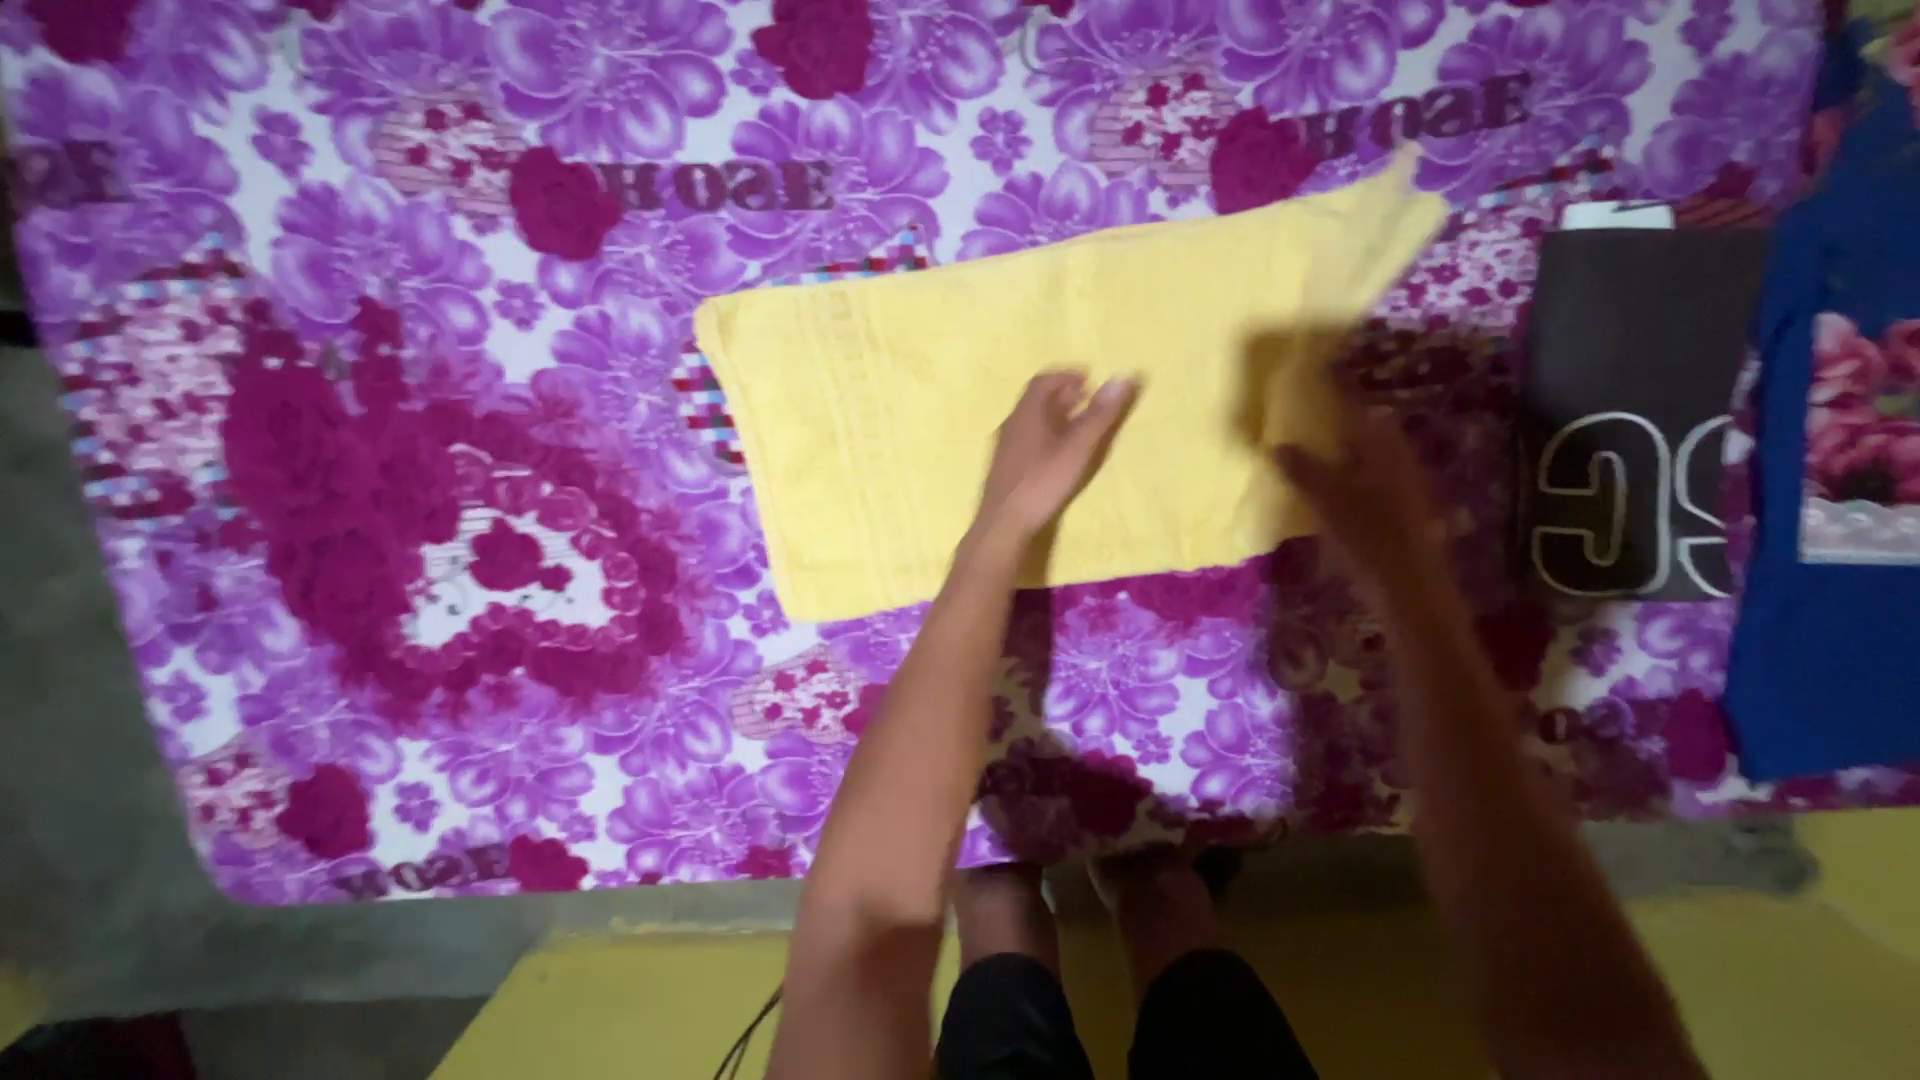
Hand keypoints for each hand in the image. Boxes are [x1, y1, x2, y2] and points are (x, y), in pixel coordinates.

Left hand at [974, 371, 1136, 541]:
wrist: (1003, 524)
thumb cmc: (1042, 482)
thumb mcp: (1078, 448)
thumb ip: (1100, 415)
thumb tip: (1123, 377)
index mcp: (1026, 413)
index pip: (1044, 380)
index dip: (1067, 376)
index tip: (1089, 380)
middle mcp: (1011, 424)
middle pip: (1036, 400)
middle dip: (1063, 395)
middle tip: (1088, 401)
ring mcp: (1004, 446)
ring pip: (1031, 421)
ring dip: (1055, 417)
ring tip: (1078, 427)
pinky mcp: (1004, 467)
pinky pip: (1026, 439)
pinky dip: (1045, 435)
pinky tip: (1057, 455)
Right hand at [1273, 391, 1447, 599]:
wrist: (1411, 587)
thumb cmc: (1369, 536)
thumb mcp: (1328, 501)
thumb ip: (1303, 470)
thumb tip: (1277, 444)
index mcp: (1384, 449)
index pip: (1359, 408)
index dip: (1340, 389)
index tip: (1322, 372)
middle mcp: (1400, 461)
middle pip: (1374, 429)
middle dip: (1349, 416)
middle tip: (1320, 408)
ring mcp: (1407, 487)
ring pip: (1376, 454)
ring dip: (1352, 446)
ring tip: (1324, 444)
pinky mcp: (1405, 511)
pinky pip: (1377, 477)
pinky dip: (1356, 472)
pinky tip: (1340, 485)